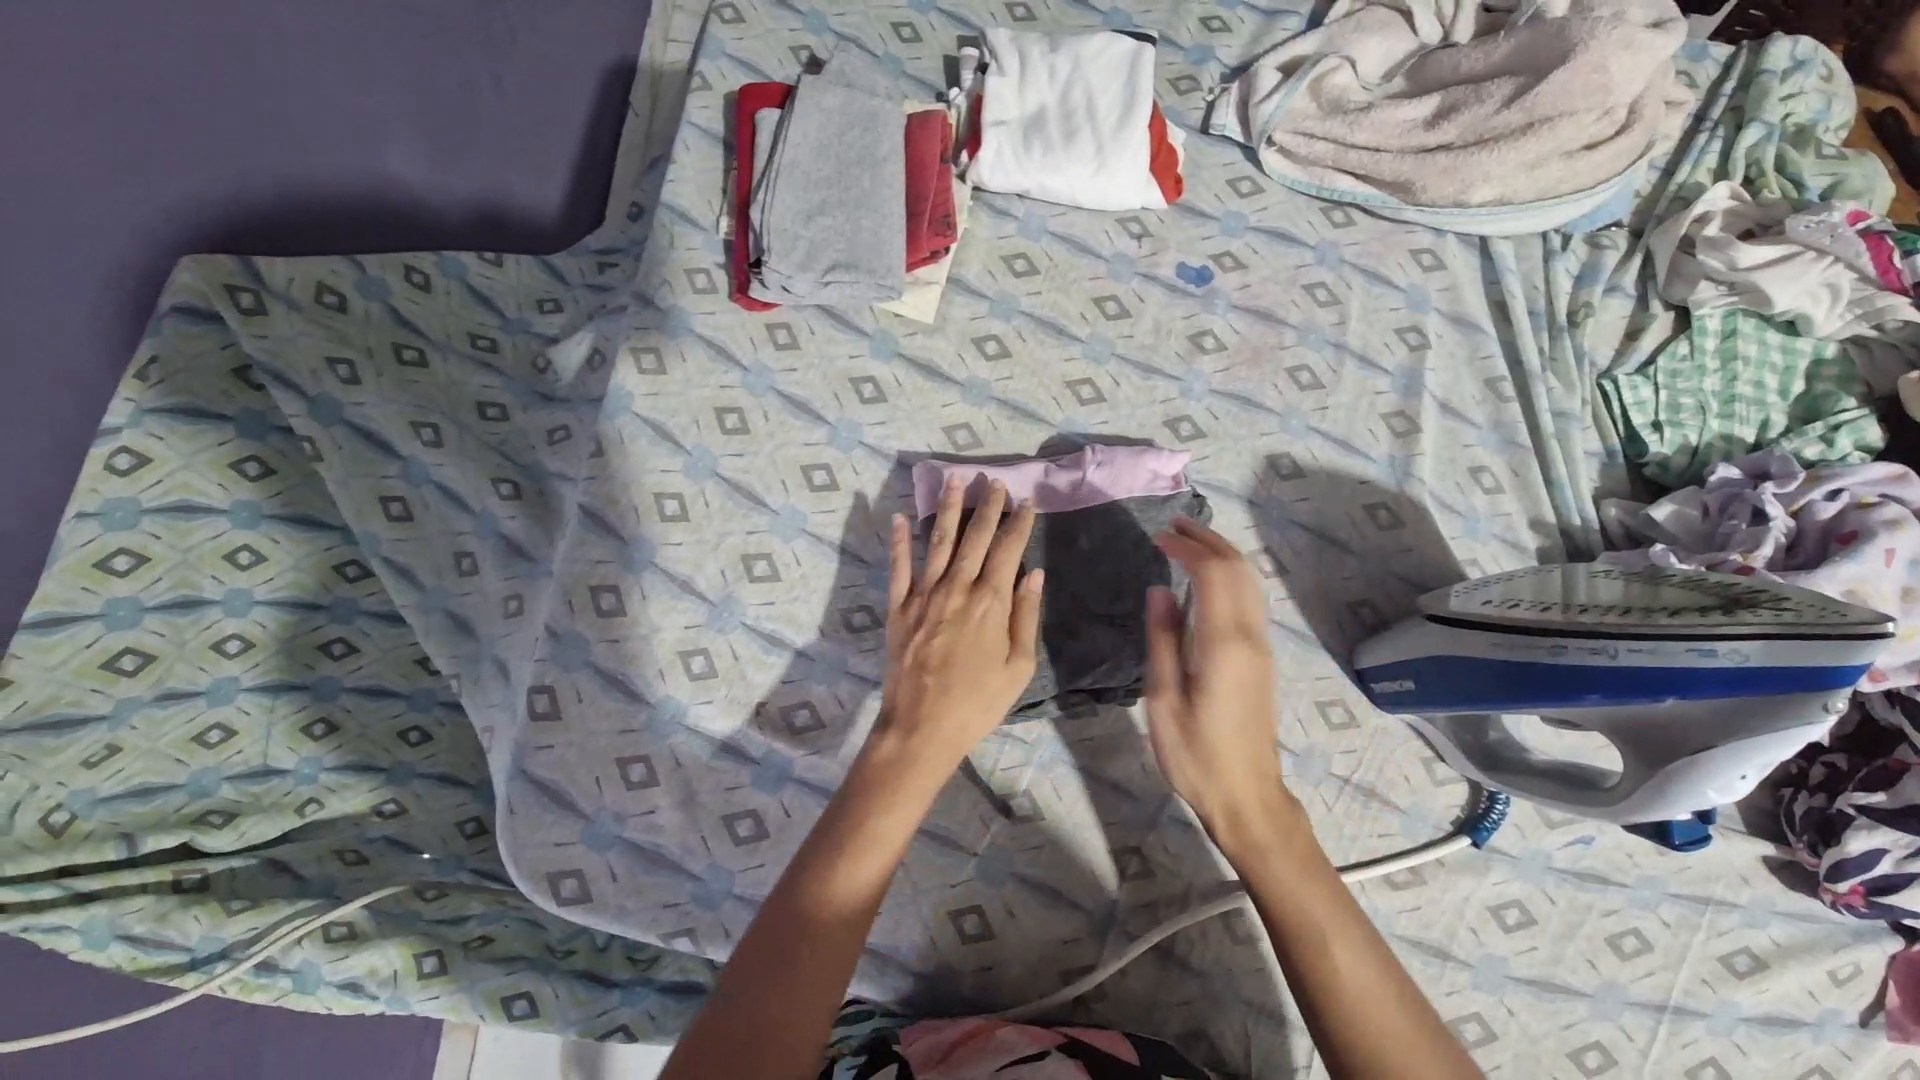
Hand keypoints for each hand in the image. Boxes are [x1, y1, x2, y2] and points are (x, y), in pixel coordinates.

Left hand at [876, 476, 1043, 770]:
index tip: (1027, 501)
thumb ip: (1026, 616)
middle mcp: (957, 589)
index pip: (1009, 550)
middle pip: (975, 538)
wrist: (922, 727)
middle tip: (994, 481)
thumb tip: (1035, 572)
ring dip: (948, 509)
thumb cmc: (978, 703)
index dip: (1019, 523)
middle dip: (987, 506)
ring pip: (939, 542)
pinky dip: (900, 540)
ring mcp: (923, 595)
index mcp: (991, 603)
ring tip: (955, 480)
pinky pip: (899, 567)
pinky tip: (902, 516)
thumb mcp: (1018, 667)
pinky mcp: (897, 608)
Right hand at [1144, 517, 1297, 842]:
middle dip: (1209, 541)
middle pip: (1239, 570)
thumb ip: (1162, 640)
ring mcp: (1261, 648)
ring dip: (1223, 555)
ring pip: (1250, 583)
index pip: (1214, 574)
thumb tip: (1160, 590)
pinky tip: (1209, 580)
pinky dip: (1231, 576)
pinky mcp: (1261, 660)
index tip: (1159, 536)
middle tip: (1175, 525)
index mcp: (1224, 644)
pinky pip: (1251, 601)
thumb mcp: (1164, 700)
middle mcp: (1251, 637)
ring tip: (1190, 541)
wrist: (1247, 796)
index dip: (1188, 547)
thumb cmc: (1196, 754)